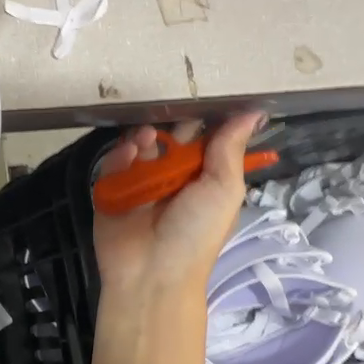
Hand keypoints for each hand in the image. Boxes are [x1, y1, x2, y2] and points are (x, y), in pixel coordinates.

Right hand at [90, 112, 262, 304]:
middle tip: (166, 111)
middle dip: (169, 122)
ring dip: (143, 137)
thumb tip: (253, 111)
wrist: (151, 273)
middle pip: (170, 136)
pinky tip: (128, 156)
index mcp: (204, 176)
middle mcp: (172, 176)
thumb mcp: (223, 190)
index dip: (205, 117)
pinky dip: (119, 156)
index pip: (205, 137)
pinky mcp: (110, 191)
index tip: (204, 91)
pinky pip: (113, 164)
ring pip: (140, 146)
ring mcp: (139, 183)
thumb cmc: (195, 233)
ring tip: (145, 138)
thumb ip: (230, 150)